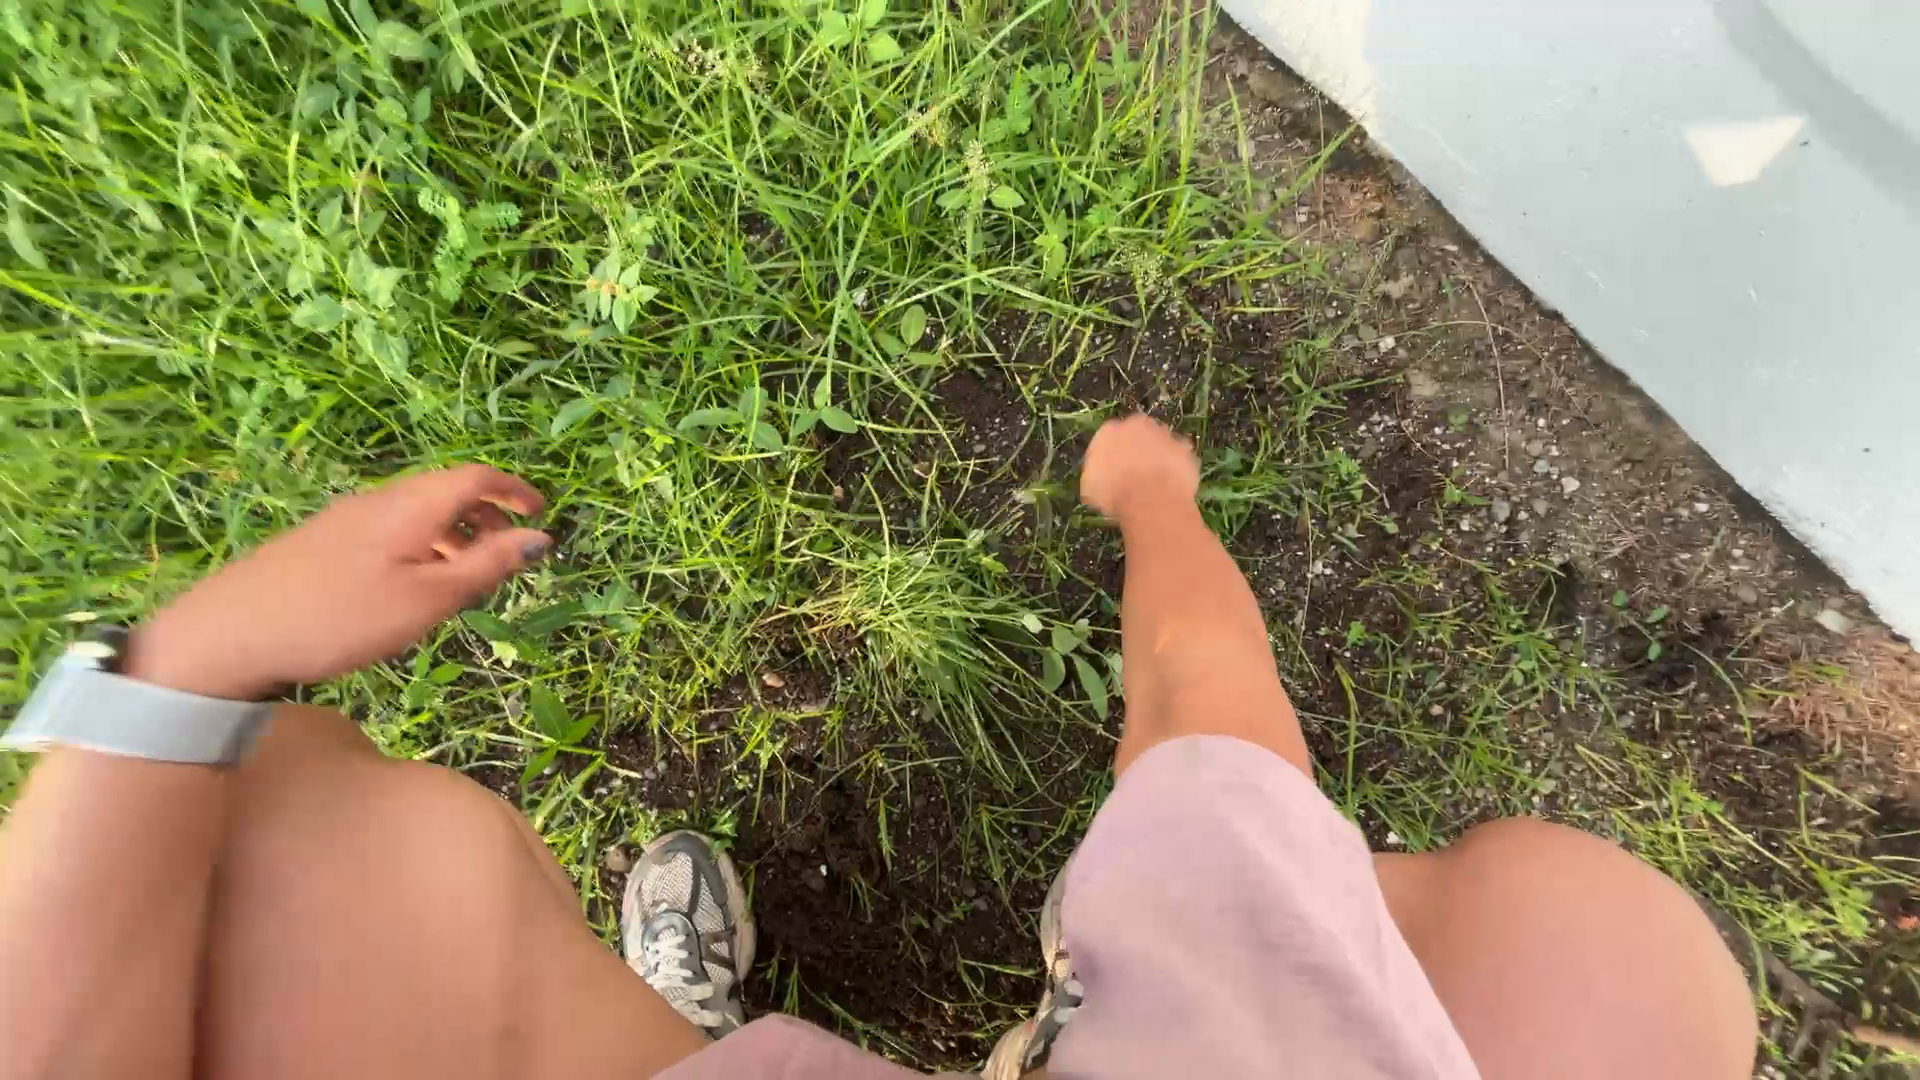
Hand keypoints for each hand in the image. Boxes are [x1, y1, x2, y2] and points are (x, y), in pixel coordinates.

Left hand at [127, 465, 548, 699]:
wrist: (223, 637)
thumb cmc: (343, 616)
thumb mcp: (431, 596)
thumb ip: (489, 564)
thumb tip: (540, 536)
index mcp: (411, 506)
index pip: (476, 477)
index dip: (516, 490)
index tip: (542, 514)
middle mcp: (380, 501)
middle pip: (448, 490)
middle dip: (489, 514)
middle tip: (509, 553)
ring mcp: (346, 519)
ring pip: (420, 511)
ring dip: (458, 532)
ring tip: (468, 577)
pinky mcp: (324, 541)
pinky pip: (393, 527)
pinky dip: (426, 543)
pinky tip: (416, 583)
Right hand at [1079, 414, 1200, 521]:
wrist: (1150, 499)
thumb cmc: (1113, 494)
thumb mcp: (1090, 487)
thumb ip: (1097, 473)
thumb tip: (1101, 476)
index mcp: (1108, 431)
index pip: (1108, 437)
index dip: (1110, 454)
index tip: (1111, 470)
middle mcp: (1136, 424)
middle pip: (1136, 433)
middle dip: (1136, 448)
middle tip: (1133, 472)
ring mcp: (1164, 434)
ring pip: (1159, 441)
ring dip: (1157, 455)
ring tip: (1155, 481)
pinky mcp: (1184, 447)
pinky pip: (1179, 456)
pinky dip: (1176, 466)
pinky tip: (1171, 483)